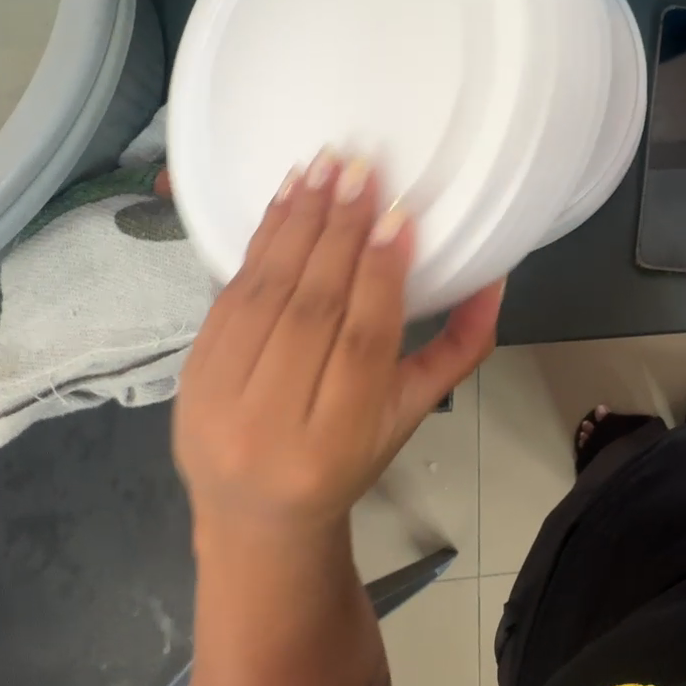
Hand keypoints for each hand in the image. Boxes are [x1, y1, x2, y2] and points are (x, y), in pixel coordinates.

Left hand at [172, 150, 505, 549]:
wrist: (255, 515)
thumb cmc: (350, 459)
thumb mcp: (413, 412)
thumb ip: (460, 349)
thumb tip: (495, 280)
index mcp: (338, 437)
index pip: (362, 340)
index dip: (380, 275)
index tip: (397, 216)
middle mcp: (272, 420)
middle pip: (311, 309)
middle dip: (336, 232)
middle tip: (359, 171)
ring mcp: (219, 396)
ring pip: (265, 294)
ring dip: (295, 223)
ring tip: (322, 169)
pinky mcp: (189, 372)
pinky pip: (229, 296)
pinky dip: (260, 241)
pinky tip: (285, 200)